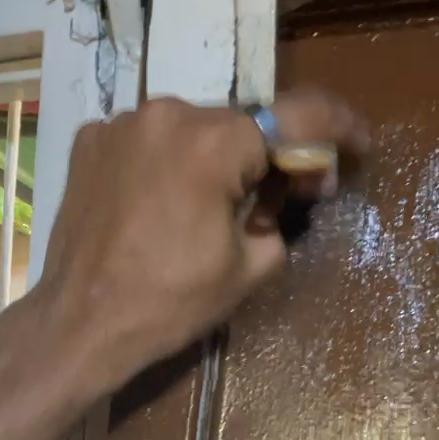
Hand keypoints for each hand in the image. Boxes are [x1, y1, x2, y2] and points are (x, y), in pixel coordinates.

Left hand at [34, 88, 367, 392]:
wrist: (80, 326)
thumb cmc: (167, 306)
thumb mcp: (247, 271)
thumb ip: (282, 218)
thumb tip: (288, 191)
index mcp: (213, 144)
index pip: (297, 116)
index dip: (338, 130)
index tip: (359, 146)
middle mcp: (166, 113)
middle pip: (240, 125)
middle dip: (268, 158)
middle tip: (284, 200)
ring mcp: (121, 125)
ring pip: (191, 131)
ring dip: (214, 160)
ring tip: (215, 209)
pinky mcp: (89, 143)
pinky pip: (148, 142)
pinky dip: (167, 164)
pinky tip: (164, 204)